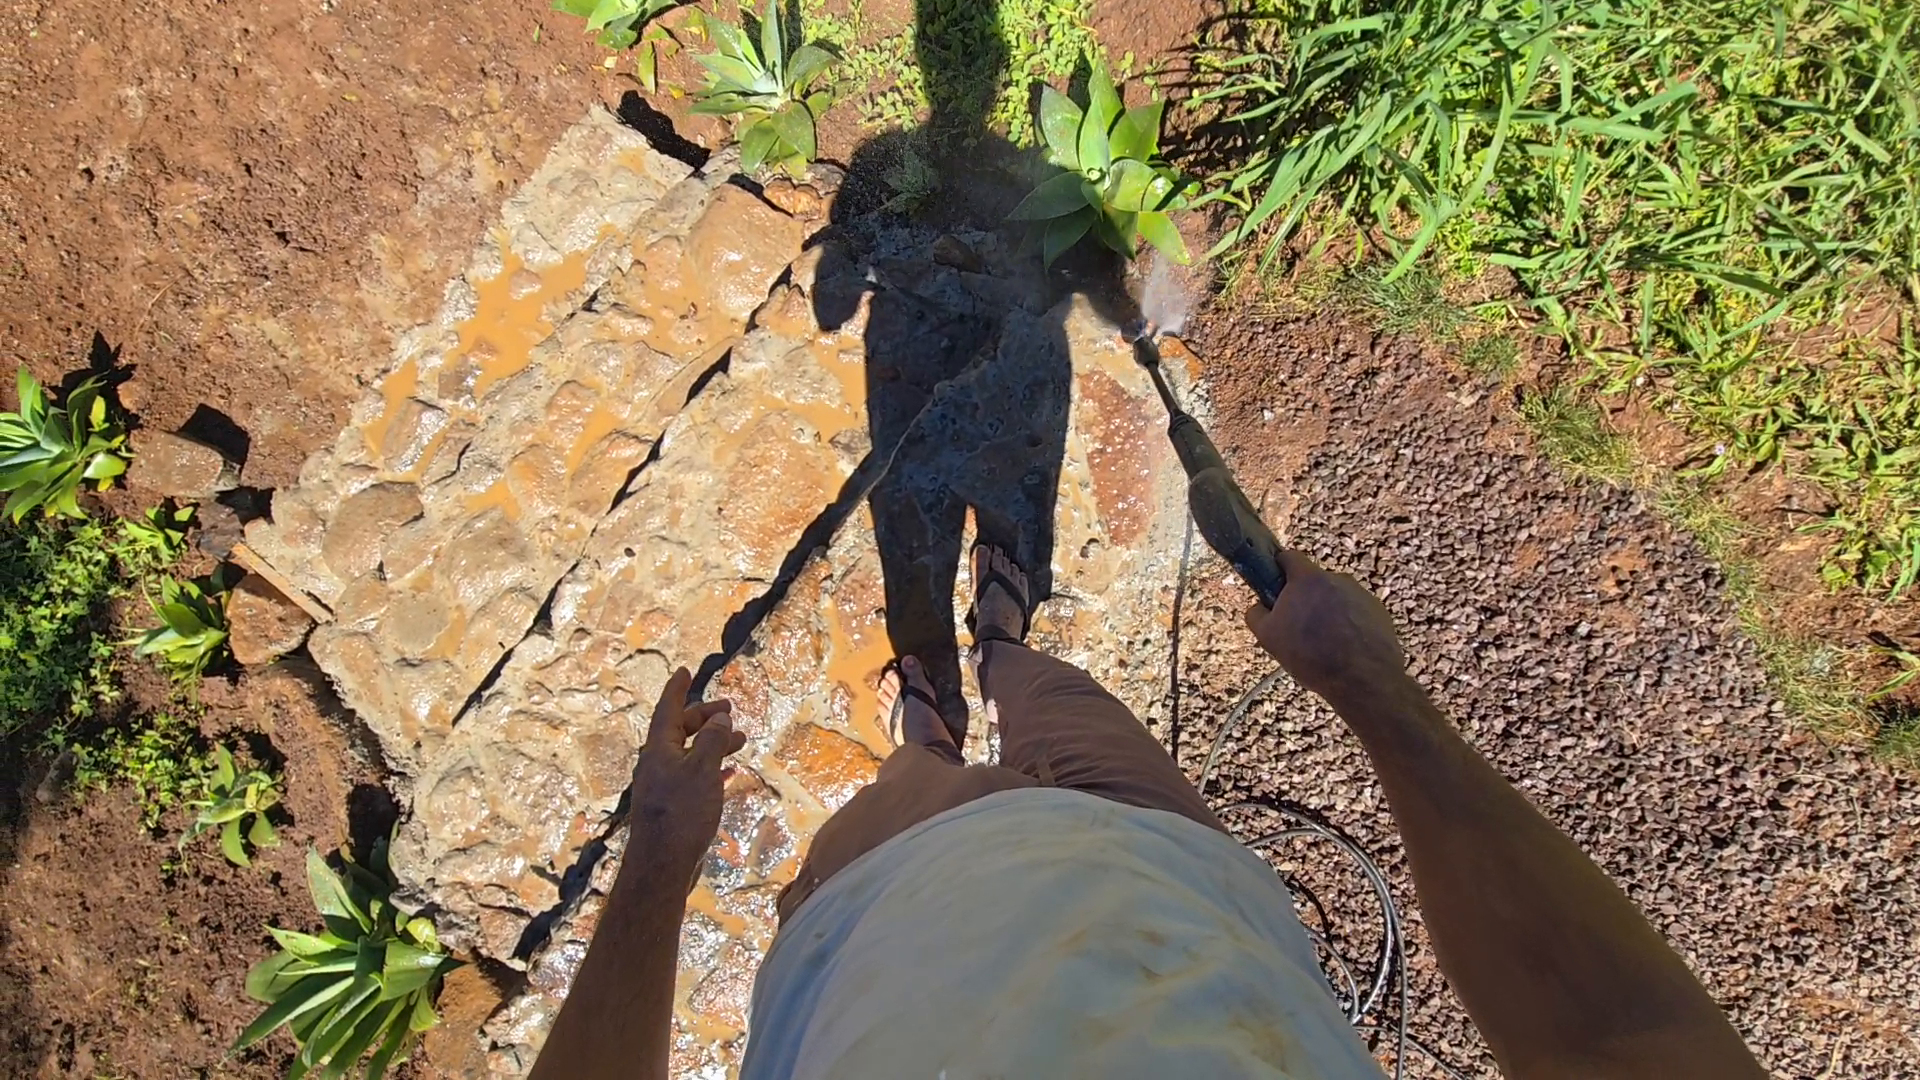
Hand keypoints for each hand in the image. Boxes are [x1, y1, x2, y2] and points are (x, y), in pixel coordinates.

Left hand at [627, 668, 747, 882]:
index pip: (667, 710)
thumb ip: (712, 740)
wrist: (662, 866)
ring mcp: (663, 786)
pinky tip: (728, 772)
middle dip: (705, 717)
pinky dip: (711, 767)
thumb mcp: (702, 769)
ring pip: (690, 753)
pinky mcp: (673, 806)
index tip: (683, 671)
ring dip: (713, 743)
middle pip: (680, 730)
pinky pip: (693, 775)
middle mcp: (657, 764)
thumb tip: (719, 718)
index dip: (676, 690)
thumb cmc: (682, 813)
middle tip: (729, 709)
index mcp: (658, 750)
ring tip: (741, 741)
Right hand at [1245, 550, 1406, 699]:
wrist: (1363, 680)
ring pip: (1335, 597)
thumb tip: (1260, 606)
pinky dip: (1347, 624)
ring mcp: (1361, 595)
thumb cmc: (1311, 656)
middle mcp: (1338, 579)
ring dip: (1326, 612)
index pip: (1289, 557)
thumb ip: (1257, 613)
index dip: (1278, 569)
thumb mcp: (1267, 637)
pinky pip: (1355, 612)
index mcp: (1308, 579)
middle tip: (1297, 626)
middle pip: (1313, 581)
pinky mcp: (1379, 612)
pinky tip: (1343, 648)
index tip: (1274, 586)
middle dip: (1304, 598)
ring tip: (1322, 643)